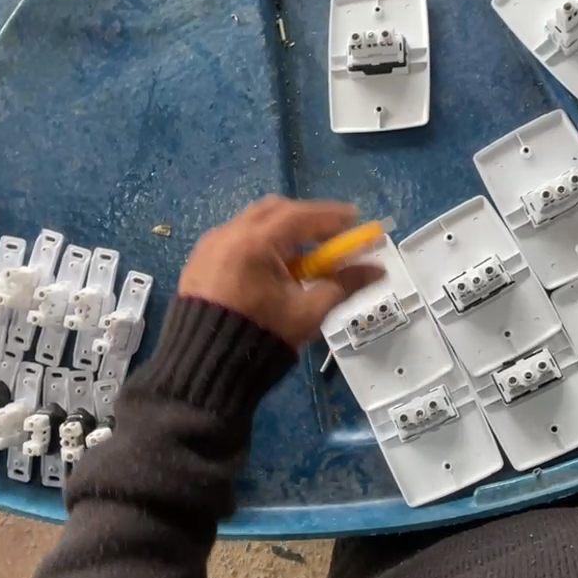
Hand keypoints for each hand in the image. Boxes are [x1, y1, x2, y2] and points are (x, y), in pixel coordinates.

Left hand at [178, 197, 384, 349]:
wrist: (205, 367)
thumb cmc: (262, 337)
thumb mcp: (308, 311)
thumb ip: (344, 284)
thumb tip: (378, 270)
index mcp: (255, 243)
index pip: (301, 215)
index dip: (332, 216)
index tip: (355, 219)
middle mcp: (228, 234)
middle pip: (276, 211)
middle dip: (307, 219)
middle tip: (332, 236)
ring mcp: (209, 246)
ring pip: (253, 223)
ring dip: (283, 231)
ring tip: (304, 255)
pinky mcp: (199, 260)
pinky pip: (235, 239)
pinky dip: (260, 243)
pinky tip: (274, 267)